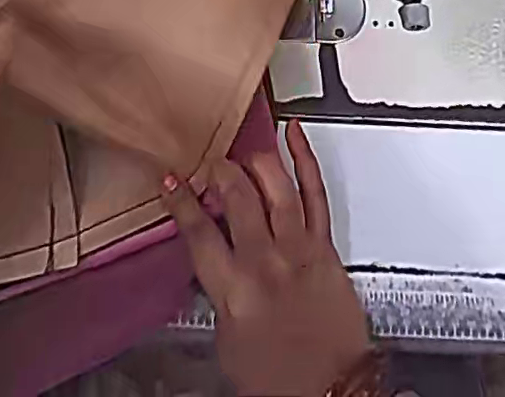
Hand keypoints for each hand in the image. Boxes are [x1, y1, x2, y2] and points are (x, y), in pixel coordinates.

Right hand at [161, 120, 371, 396]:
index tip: (170, 180)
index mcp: (234, 290)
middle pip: (236, 194)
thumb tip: (210, 255)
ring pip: (274, 183)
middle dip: (219, 172)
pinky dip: (304, 157)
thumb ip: (216, 290)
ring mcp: (297, 247)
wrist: (334, 394)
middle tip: (211, 167)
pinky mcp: (324, 244)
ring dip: (254, 162)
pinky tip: (294, 133)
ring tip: (242, 156)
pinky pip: (314, 190)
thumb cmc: (280, 379)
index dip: (180, 200)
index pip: (198, 231)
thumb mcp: (226, 340)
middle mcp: (265, 261)